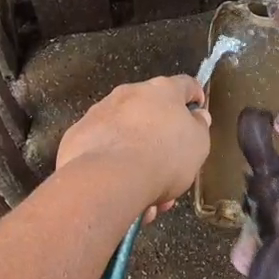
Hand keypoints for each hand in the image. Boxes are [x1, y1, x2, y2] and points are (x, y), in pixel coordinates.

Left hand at [56, 76, 211, 221]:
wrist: (109, 178)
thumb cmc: (162, 157)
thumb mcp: (199, 145)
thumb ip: (199, 127)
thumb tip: (197, 117)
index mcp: (164, 90)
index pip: (185, 84)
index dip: (194, 96)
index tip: (197, 108)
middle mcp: (131, 93)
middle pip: (151, 112)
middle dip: (160, 139)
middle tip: (169, 169)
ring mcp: (101, 112)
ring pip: (125, 133)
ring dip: (137, 156)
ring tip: (145, 194)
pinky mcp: (79, 134)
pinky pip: (102, 147)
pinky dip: (112, 164)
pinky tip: (120, 191)